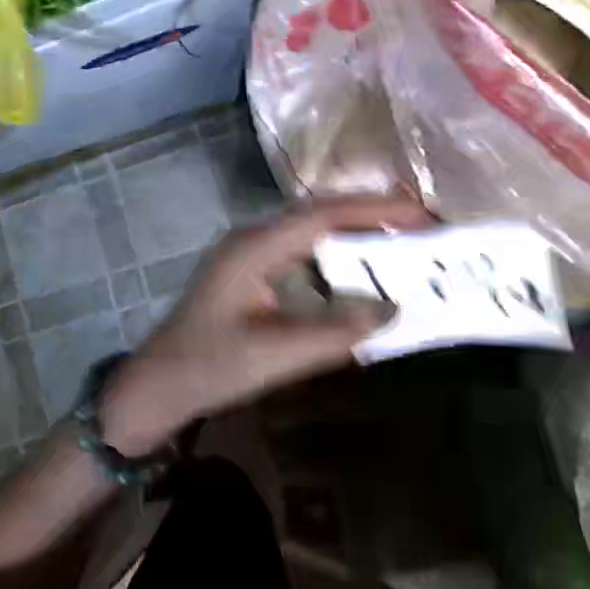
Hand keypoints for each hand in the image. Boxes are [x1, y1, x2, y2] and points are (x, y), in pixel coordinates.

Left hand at [100, 197, 430, 454]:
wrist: (164, 378)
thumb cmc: (214, 364)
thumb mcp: (278, 354)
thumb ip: (336, 332)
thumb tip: (396, 309)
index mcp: (253, 248)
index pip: (319, 216)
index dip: (372, 211)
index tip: (422, 214)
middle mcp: (251, 239)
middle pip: (316, 215)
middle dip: (369, 214)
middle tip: (425, 224)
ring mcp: (248, 252)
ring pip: (308, 229)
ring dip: (354, 229)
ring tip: (405, 238)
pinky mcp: (250, 269)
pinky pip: (300, 248)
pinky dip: (335, 250)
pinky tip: (361, 265)